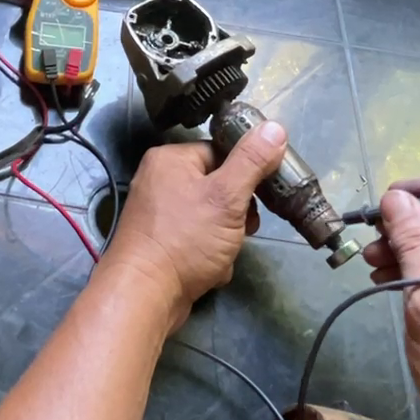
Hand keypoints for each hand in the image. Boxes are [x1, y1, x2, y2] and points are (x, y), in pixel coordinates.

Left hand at [98, 122, 286, 327]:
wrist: (145, 293)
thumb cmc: (185, 239)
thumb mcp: (226, 197)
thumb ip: (251, 162)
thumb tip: (275, 127)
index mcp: (170, 158)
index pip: (220, 152)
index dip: (244, 175)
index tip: (260, 197)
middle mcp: (159, 179)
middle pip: (218, 186)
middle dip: (236, 214)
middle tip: (240, 229)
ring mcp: (158, 211)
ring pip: (212, 217)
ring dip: (226, 238)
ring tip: (221, 252)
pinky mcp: (161, 239)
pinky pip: (198, 239)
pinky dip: (210, 254)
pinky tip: (210, 269)